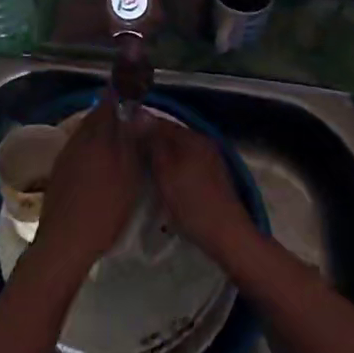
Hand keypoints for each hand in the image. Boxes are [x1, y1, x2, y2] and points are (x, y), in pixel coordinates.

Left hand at [29, 97, 143, 273]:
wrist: (67, 239)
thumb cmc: (104, 209)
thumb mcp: (128, 176)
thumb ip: (132, 142)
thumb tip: (139, 112)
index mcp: (97, 136)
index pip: (108, 103)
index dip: (119, 93)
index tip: (130, 87)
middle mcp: (79, 138)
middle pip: (95, 115)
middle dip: (110, 110)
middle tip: (126, 111)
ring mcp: (67, 153)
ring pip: (85, 130)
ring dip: (99, 127)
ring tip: (116, 135)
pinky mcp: (60, 169)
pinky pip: (78, 145)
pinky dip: (90, 144)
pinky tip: (98, 158)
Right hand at [144, 115, 256, 257]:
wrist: (229, 237)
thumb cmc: (192, 202)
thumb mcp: (165, 170)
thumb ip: (152, 141)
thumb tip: (139, 115)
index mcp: (193, 136)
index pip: (160, 122)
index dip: (140, 128)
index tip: (124, 140)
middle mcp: (205, 143)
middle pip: (171, 136)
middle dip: (152, 144)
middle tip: (133, 157)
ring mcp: (212, 161)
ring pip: (180, 152)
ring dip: (164, 158)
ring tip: (147, 172)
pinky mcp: (215, 179)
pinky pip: (189, 165)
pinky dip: (176, 170)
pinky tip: (168, 184)